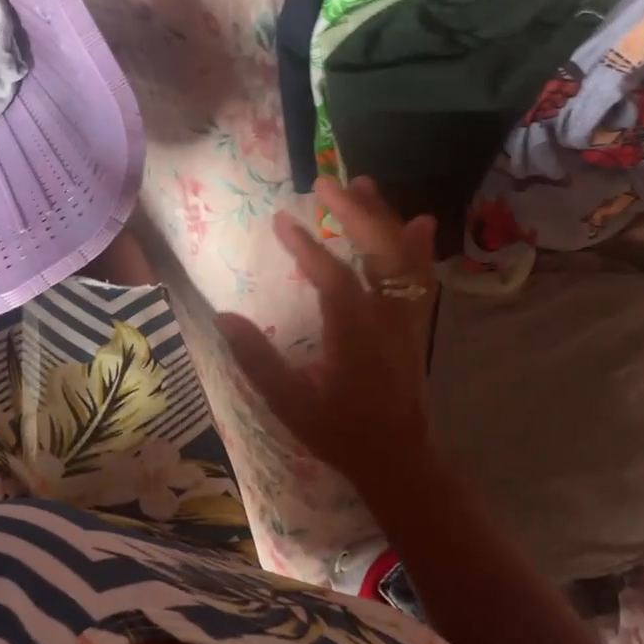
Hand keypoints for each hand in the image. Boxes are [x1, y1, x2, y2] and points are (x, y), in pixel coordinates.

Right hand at [217, 176, 438, 485]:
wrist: (399, 460)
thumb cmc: (339, 431)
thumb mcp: (289, 401)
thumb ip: (256, 358)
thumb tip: (222, 316)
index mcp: (355, 335)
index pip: (333, 277)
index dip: (306, 246)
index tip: (281, 219)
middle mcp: (387, 318)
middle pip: (378, 252)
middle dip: (353, 213)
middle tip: (324, 184)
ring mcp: (407, 319)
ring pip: (403, 257)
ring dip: (383, 217)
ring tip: (362, 183)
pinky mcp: (415, 323)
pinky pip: (421, 276)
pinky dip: (417, 245)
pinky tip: (417, 221)